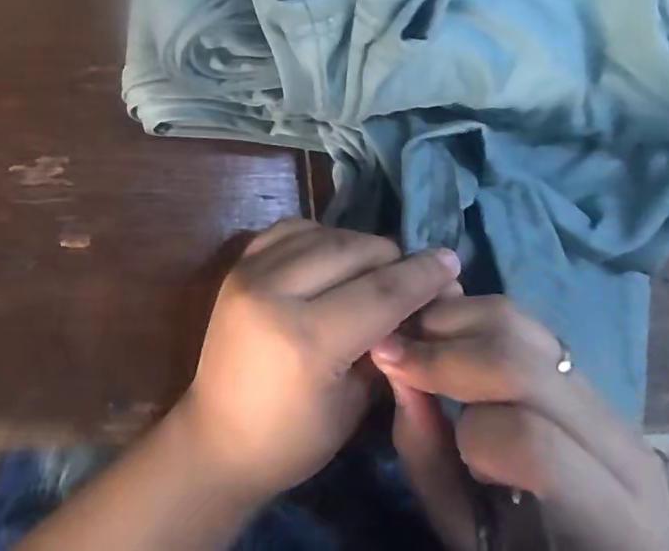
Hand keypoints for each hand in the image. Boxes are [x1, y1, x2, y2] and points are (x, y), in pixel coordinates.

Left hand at [172, 218, 461, 502]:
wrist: (217, 437)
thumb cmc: (292, 439)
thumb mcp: (353, 404)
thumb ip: (385, 345)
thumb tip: (418, 302)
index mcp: (306, 339)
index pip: (379, 292)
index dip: (421, 275)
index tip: (451, 259)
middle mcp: (275, 292)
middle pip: (352, 251)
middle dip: (393, 256)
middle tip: (416, 269)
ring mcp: (250, 272)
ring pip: (322, 233)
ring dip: (358, 244)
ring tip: (378, 265)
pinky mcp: (238, 265)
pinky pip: (289, 230)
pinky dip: (320, 235)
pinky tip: (334, 253)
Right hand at [375, 295, 668, 550]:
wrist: (592, 550)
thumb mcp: (467, 532)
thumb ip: (429, 456)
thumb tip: (394, 370)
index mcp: (607, 518)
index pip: (527, 435)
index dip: (459, 409)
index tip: (396, 378)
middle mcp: (621, 447)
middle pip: (522, 360)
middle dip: (445, 346)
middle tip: (393, 347)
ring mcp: (608, 403)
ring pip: (523, 324)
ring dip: (456, 319)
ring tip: (417, 338)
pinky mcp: (586, 376)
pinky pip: (524, 326)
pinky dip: (475, 319)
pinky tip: (447, 338)